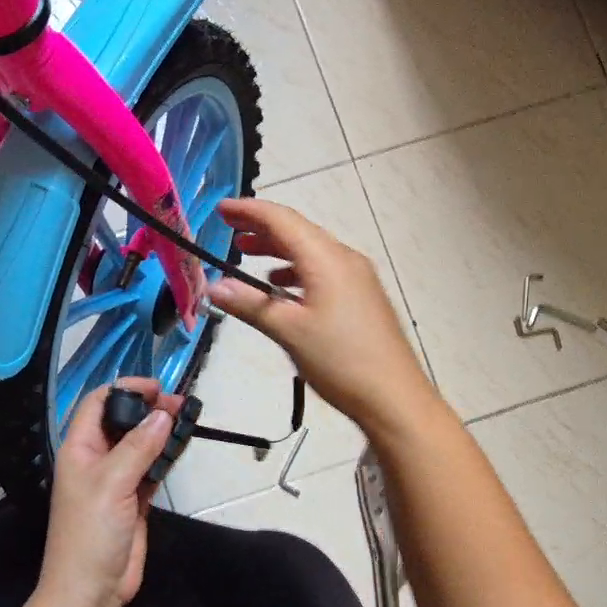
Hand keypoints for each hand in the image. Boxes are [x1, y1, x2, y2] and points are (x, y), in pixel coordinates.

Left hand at [40, 379, 179, 606]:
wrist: (91, 589)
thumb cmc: (90, 531)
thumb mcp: (112, 482)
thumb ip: (138, 447)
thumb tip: (162, 415)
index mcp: (78, 448)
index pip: (97, 403)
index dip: (125, 390)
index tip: (157, 388)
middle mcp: (95, 459)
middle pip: (122, 422)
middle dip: (148, 409)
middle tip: (180, 405)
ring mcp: (115, 480)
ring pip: (139, 445)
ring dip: (160, 432)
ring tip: (187, 420)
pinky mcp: (133, 501)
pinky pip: (150, 469)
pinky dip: (165, 458)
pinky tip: (181, 447)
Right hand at [207, 198, 439, 437]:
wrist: (394, 397)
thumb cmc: (340, 360)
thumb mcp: (288, 331)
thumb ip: (249, 304)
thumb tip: (212, 286)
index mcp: (326, 260)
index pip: (282, 220)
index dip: (249, 211)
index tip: (219, 209)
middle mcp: (344, 259)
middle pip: (298, 231)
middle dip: (260, 227)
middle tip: (227, 228)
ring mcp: (356, 278)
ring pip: (310, 250)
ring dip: (276, 249)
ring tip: (245, 254)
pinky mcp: (360, 297)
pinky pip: (321, 269)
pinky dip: (294, 270)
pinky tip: (279, 288)